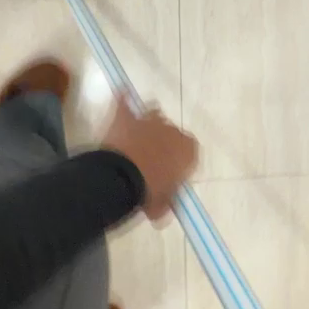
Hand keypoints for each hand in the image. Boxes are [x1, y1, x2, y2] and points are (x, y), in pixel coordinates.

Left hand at [101, 101, 197, 220]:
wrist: (119, 179)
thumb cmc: (147, 193)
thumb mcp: (161, 206)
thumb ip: (164, 204)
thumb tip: (161, 212)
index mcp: (189, 150)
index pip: (189, 154)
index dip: (177, 164)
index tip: (167, 175)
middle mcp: (173, 130)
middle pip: (171, 135)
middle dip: (162, 145)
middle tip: (148, 162)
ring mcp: (148, 120)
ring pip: (152, 116)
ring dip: (147, 126)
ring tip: (136, 139)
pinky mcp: (126, 115)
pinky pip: (125, 103)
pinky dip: (123, 101)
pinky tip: (121, 96)